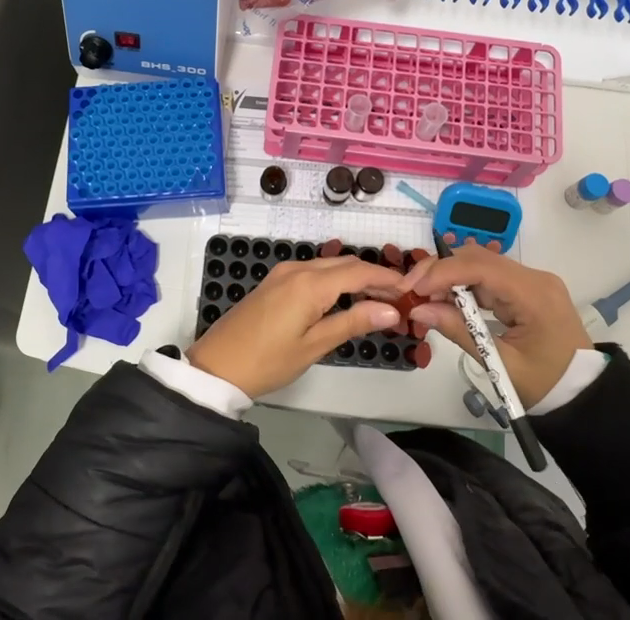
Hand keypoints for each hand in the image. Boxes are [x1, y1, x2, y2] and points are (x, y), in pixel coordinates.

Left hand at [190, 241, 406, 397]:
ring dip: (355, 278)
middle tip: (401, 300)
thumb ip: (353, 322)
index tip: (412, 289)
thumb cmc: (268, 361)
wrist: (217, 366)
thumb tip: (392, 310)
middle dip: (374, 278)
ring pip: (329, 266)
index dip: (388, 278)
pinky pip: (313, 272)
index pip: (359, 271)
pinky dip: (335, 281)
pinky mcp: (274, 282)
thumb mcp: (314, 346)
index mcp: (309, 283)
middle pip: (346, 264)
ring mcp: (283, 273)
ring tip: (380, 301)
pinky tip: (347, 299)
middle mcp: (297, 269)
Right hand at [405, 235, 592, 406]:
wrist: (585, 395)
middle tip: (412, 292)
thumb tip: (419, 311)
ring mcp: (532, 282)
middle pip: (479, 258)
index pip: (481, 268)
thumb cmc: (547, 385)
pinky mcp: (527, 290)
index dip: (443, 273)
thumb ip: (460, 332)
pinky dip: (465, 286)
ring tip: (425, 299)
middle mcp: (535, 278)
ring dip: (450, 277)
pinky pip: (490, 278)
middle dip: (441, 270)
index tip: (414, 289)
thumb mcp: (500, 364)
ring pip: (481, 265)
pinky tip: (446, 301)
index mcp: (534, 294)